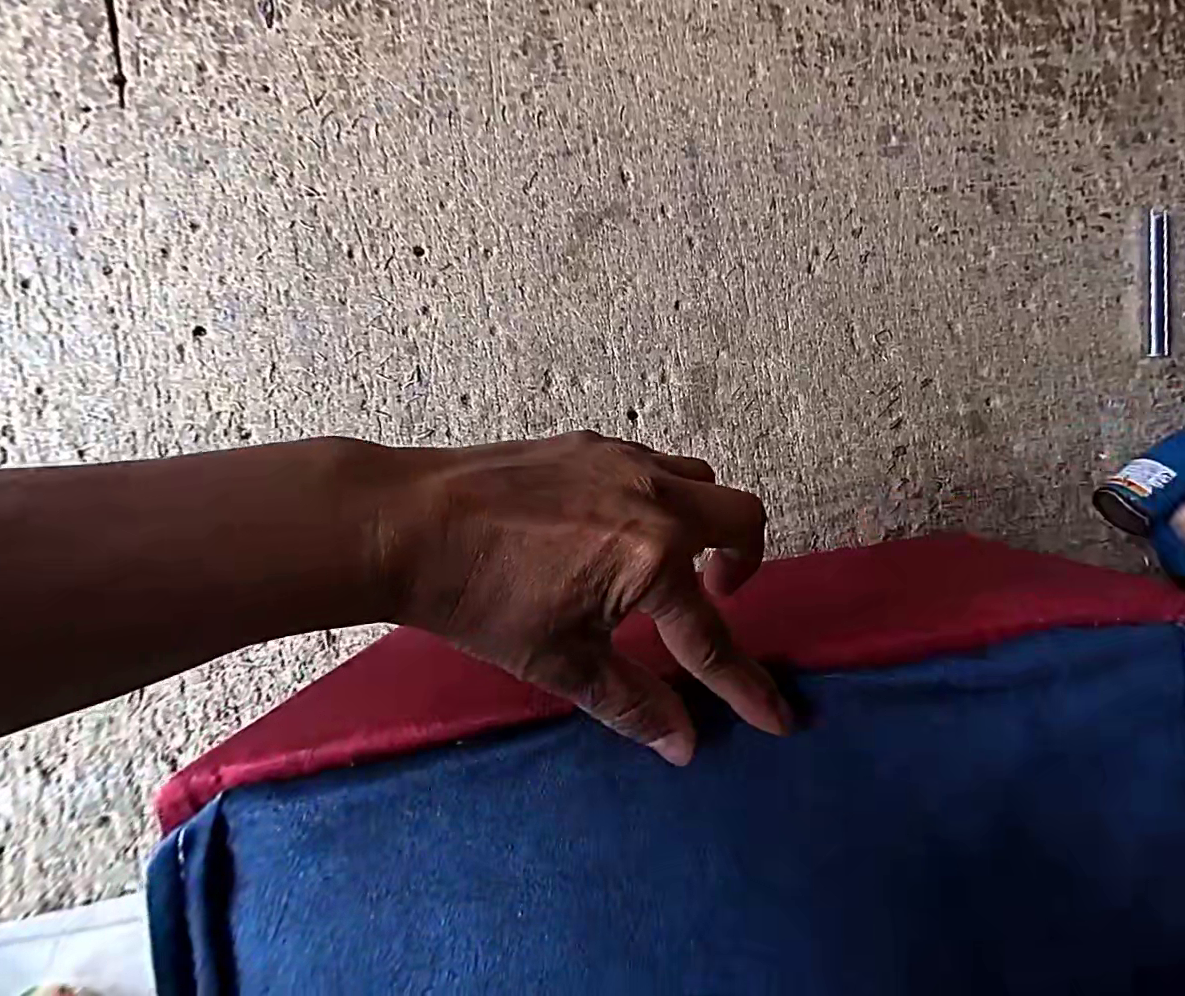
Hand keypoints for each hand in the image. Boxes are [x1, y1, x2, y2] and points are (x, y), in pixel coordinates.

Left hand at [375, 430, 791, 764]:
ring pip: (701, 482)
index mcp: (649, 557)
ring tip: (662, 559)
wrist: (408, 521)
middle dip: (744, 564)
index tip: (777, 716)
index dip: (746, 686)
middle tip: (709, 596)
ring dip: (703, 523)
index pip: (711, 637)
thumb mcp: (558, 660)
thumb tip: (683, 742)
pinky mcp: (590, 443)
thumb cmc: (478, 596)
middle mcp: (652, 497)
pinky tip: (616, 524)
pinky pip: (654, 464)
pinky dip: (661, 497)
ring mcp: (621, 460)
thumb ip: (630, 700)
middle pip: (743, 519)